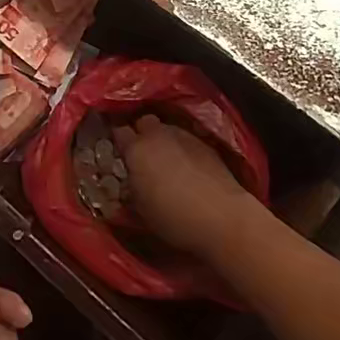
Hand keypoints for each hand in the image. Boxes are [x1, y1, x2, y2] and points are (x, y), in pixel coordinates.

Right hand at [113, 115, 263, 257]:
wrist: (221, 215)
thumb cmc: (173, 218)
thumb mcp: (141, 209)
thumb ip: (132, 187)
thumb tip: (131, 180)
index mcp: (137, 150)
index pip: (119, 132)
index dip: (118, 141)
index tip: (119, 153)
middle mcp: (158, 135)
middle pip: (144, 121)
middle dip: (141, 133)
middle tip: (143, 154)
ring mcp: (184, 135)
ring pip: (167, 128)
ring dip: (163, 139)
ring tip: (167, 160)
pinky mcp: (205, 142)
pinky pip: (186, 138)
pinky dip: (182, 147)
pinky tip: (188, 165)